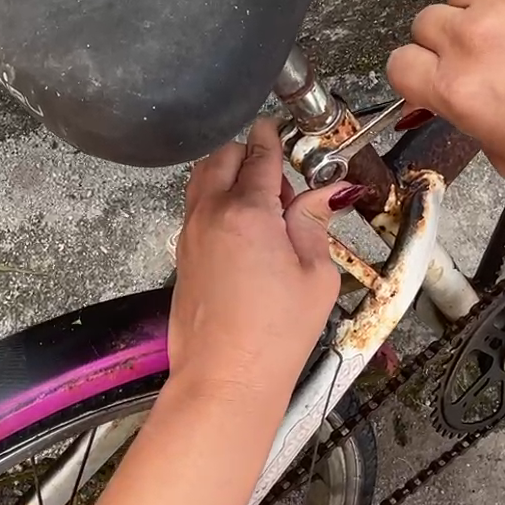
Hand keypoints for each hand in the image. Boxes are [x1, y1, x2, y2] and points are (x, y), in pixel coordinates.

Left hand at [168, 119, 353, 403]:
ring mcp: (190, 232)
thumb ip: (314, 223)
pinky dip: (214, 200)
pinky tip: (242, 231)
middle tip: (280, 182)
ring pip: (202, 178)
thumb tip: (323, 194)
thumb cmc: (274, 334)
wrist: (224, 377)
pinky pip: (195, 207)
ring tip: (262, 208)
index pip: (259, 155)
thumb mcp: (316, 275)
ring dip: (227, 175)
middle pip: (222, 156)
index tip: (275, 127)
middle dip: (248, 154)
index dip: (271, 136)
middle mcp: (210, 213)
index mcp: (247, 211)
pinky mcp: (181, 253)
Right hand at [386, 0, 504, 180]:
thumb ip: (474, 129)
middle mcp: (473, 34)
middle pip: (428, 21)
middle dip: (455, 37)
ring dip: (491, 1)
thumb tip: (462, 105)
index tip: (441, 70)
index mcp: (460, 89)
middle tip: (500, 48)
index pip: (400, 64)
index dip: (420, 70)